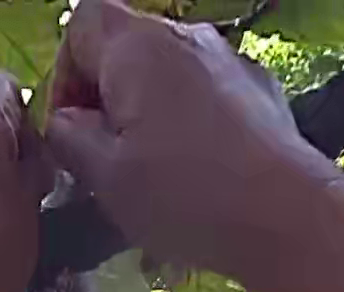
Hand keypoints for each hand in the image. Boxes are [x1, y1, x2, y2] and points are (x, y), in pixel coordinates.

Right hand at [45, 0, 332, 287]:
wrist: (280, 215)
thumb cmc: (182, 196)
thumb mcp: (106, 177)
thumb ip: (70, 140)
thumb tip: (63, 122)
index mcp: (138, 47)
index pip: (80, 25)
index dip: (63, 78)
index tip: (69, 134)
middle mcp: (184, 36)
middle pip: (123, 49)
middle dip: (102, 102)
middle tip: (101, 163)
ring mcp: (226, 59)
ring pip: (161, 76)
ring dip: (140, 117)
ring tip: (144, 174)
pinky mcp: (255, 89)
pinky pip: (198, 96)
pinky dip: (179, 124)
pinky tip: (188, 172)